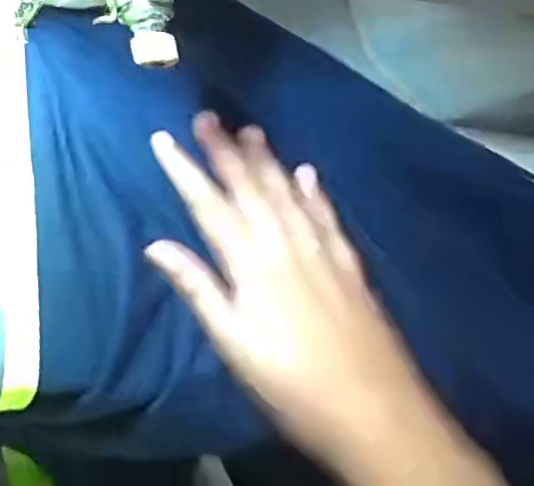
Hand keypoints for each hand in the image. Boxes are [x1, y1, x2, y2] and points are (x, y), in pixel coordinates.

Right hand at [146, 112, 502, 485]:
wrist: (379, 417)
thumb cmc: (292, 384)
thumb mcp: (233, 343)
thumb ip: (197, 287)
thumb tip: (154, 244)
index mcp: (250, 260)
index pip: (207, 202)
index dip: (183, 168)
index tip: (162, 137)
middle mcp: (284, 241)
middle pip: (248, 185)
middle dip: (223, 148)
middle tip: (206, 116)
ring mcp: (320, 249)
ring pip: (286, 190)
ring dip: (265, 158)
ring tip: (249, 130)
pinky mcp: (349, 264)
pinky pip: (326, 214)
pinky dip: (314, 190)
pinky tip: (308, 172)